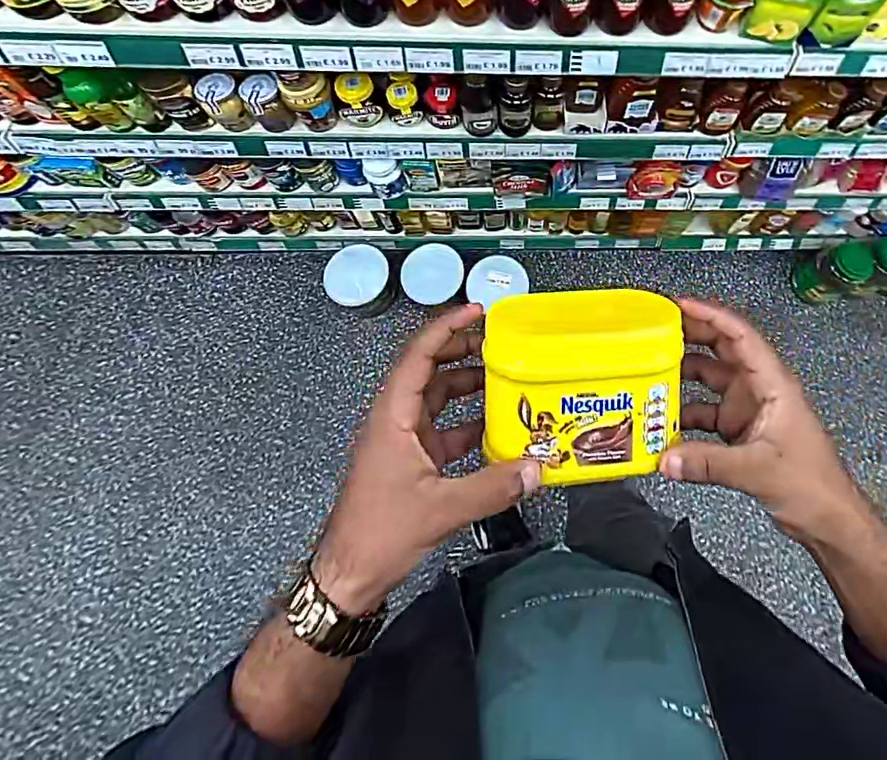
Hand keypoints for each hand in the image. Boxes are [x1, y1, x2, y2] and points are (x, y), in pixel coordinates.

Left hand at [311, 303, 541, 612]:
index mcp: (393, 416)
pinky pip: (446, 426)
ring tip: (504, 376)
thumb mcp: (441, 509)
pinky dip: (471, 420)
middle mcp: (397, 419)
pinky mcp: (413, 459)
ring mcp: (404, 439)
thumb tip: (537, 468)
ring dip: (468, 384)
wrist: (349, 575)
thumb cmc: (380, 533)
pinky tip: (499, 426)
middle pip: (429, 368)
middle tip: (498, 340)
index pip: (418, 355)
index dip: (446, 328)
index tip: (477, 312)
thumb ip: (493, 487)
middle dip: (462, 349)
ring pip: (438, 396)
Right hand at [660, 297, 867, 543]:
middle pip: (723, 349)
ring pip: (711, 379)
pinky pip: (707, 411)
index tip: (682, 306)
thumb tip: (666, 458)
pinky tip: (666, 420)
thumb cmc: (813, 484)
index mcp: (773, 383)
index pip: (740, 336)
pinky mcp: (742, 429)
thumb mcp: (758, 470)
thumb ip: (707, 464)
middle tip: (659, 328)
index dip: (711, 315)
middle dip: (692, 335)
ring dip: (684, 373)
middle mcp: (760, 388)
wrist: (829, 518)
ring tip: (653, 369)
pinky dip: (686, 413)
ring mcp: (750, 408)